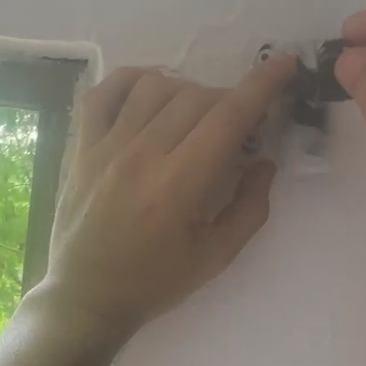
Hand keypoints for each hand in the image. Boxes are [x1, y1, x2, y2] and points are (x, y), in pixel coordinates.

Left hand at [34, 57, 296, 334]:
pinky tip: (148, 93)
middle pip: (196, 98)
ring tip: (193, 115)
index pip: (228, 116)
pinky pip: (103, 95)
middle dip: (228, 100)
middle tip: (234, 126)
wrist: (87, 299)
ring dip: (186, 90)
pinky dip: (130, 81)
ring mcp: (106, 149)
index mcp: (179, 185)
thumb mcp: (214, 258)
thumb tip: (264, 161)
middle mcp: (142, 156)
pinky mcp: (81, 151)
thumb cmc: (154, 284)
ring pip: (154, 87)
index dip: (262, 85)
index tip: (283, 66)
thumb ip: (249, 208)